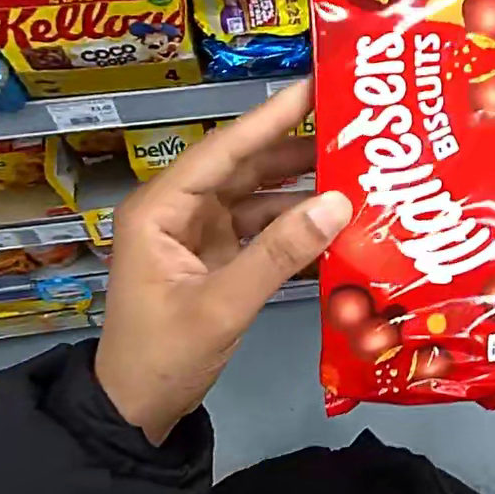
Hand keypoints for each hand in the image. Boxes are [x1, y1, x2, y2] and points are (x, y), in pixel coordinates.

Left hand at [96, 80, 350, 444]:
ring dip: (301, 192)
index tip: (315, 85)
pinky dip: (293, 231)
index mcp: (162, 208)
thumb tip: (338, 203)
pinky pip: (260, 232)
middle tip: (352, 129)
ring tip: (357, 175)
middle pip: (243, 169)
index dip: (271, 116)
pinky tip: (334, 227)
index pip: (224, 150)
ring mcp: (199, 234)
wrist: (137, 408)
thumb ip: (278, 254)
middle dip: (295, 150)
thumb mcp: (221, 306)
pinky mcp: (215, 257)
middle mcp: (179, 210)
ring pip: (256, 200)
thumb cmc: (163, 355)